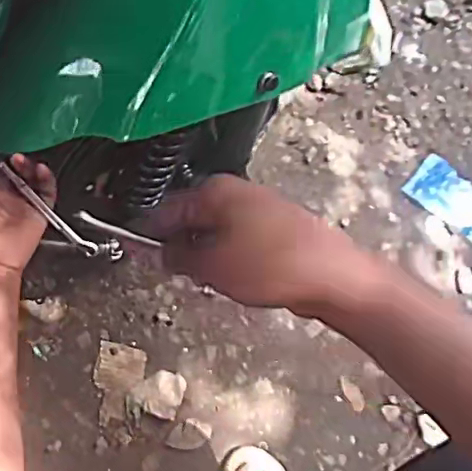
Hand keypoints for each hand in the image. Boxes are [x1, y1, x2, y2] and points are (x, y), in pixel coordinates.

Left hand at [0, 153, 54, 288]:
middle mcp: (4, 202)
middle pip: (13, 173)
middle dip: (12, 160)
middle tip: (8, 153)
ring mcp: (21, 207)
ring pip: (30, 179)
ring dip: (28, 165)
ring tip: (20, 160)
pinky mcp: (37, 214)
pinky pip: (47, 192)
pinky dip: (46, 179)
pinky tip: (39, 169)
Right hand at [149, 174, 381, 317]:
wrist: (335, 279)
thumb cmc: (273, 265)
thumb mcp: (210, 265)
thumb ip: (174, 256)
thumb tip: (153, 252)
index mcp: (215, 191)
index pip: (163, 209)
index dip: (146, 234)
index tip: (135, 253)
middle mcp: (235, 192)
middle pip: (188, 218)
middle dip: (177, 245)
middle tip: (175, 272)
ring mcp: (257, 208)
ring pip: (211, 231)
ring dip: (202, 254)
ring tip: (208, 278)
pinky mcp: (273, 228)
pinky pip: (234, 240)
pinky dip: (225, 257)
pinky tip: (233, 278)